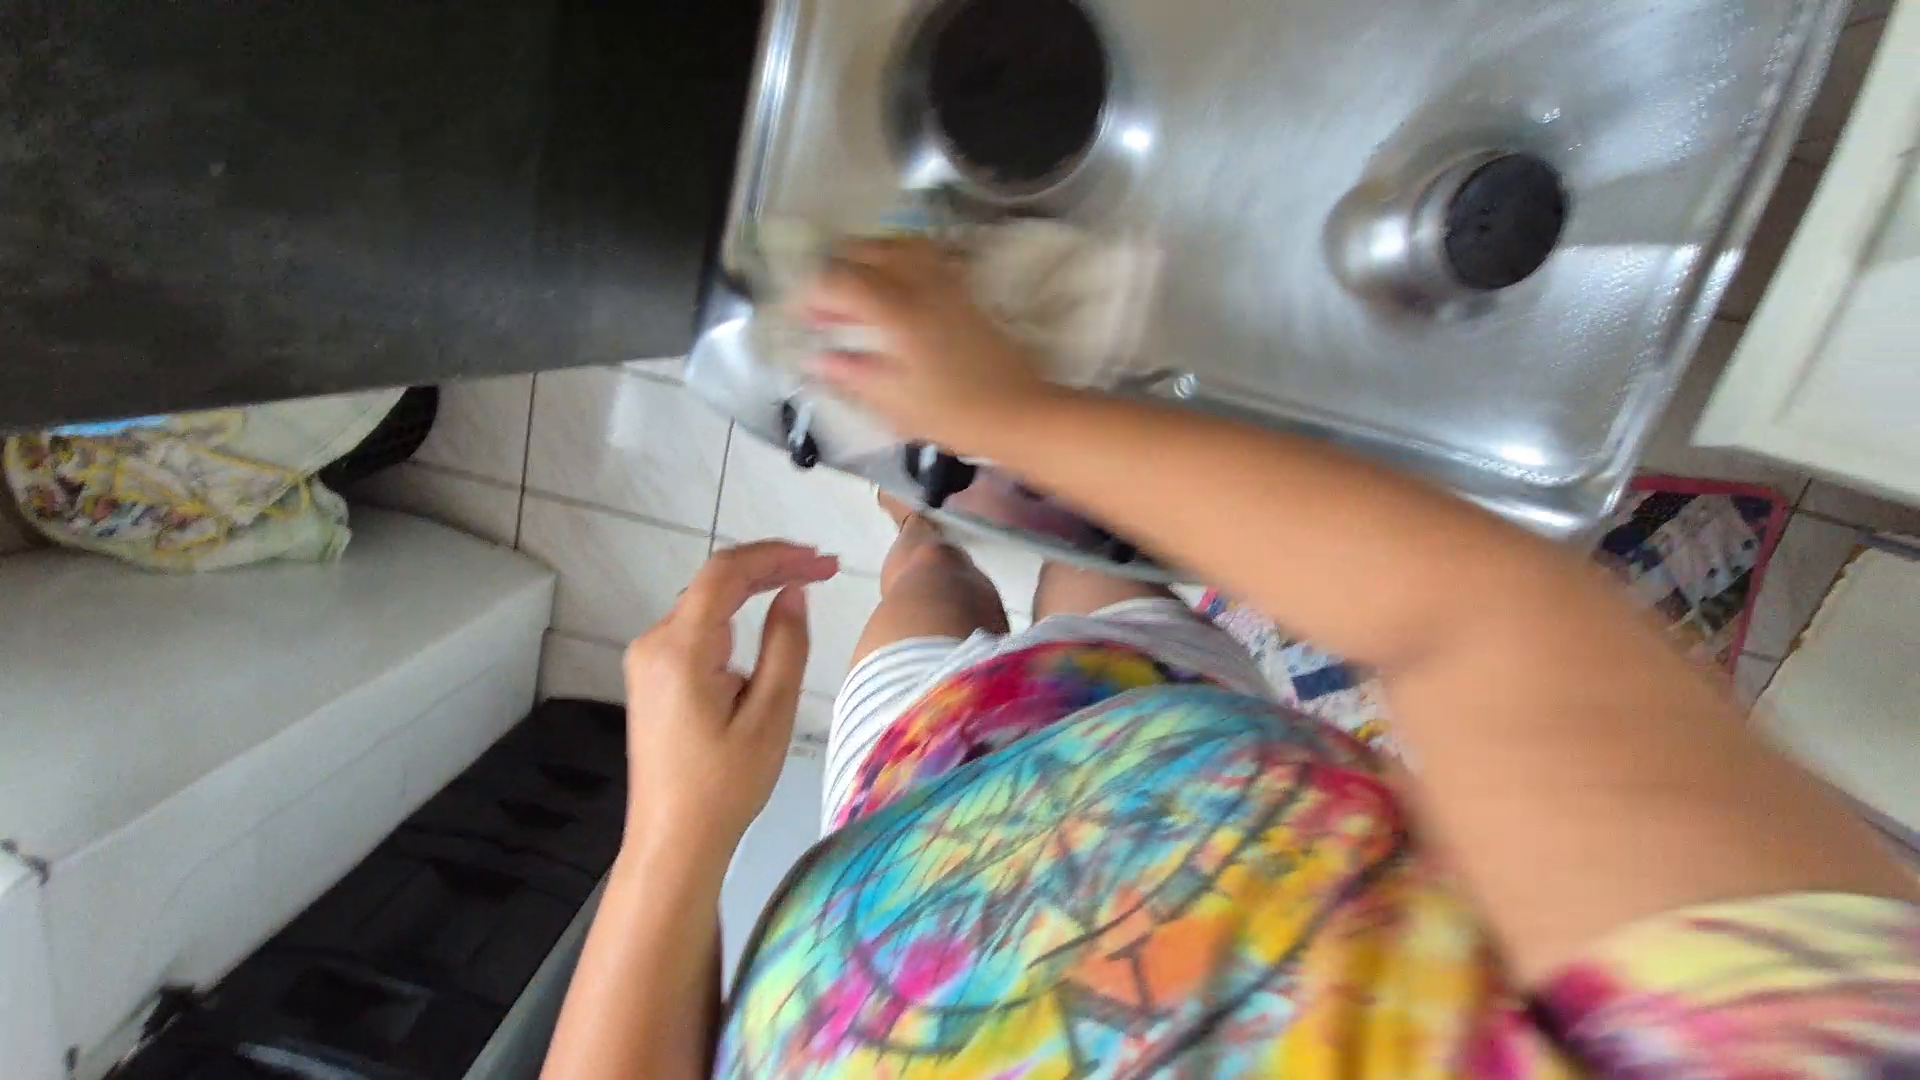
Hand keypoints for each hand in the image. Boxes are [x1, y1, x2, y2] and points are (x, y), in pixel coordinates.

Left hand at [621, 542, 839, 854]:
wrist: (673, 842)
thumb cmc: (726, 786)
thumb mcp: (770, 715)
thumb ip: (786, 644)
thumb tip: (794, 592)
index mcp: (681, 649)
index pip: (726, 572)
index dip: (777, 555)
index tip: (822, 562)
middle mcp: (654, 643)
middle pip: (715, 582)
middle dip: (771, 567)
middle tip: (824, 570)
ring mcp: (648, 659)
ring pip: (707, 602)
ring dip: (754, 587)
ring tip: (804, 584)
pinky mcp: (653, 675)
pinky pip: (698, 627)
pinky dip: (736, 612)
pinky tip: (765, 618)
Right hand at [803, 237, 1053, 452]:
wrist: (1018, 412)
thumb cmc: (953, 414)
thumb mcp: (893, 402)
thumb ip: (850, 374)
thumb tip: (815, 358)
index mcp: (896, 310)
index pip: (838, 279)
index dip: (811, 293)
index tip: (801, 317)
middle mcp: (920, 282)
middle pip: (865, 250)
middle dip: (834, 270)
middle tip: (823, 306)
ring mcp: (946, 281)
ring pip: (895, 245)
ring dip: (866, 259)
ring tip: (853, 291)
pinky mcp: (964, 289)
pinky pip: (923, 255)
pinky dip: (897, 261)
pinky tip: (893, 290)